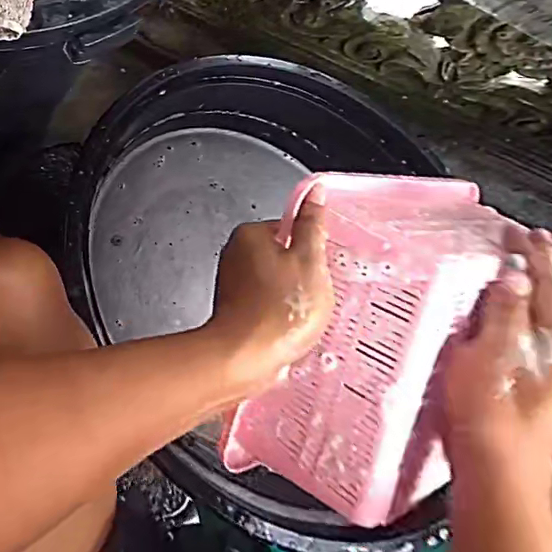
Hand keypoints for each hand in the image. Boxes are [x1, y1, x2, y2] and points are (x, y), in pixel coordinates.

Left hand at [204, 199, 334, 396]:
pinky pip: (266, 306)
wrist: (243, 359)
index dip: (310, 250)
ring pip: (276, 284)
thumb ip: (312, 225)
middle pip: (283, 256)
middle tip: (311, 295)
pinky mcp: (234, 309)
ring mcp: (233, 282)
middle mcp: (235, 253)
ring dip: (291, 299)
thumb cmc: (277, 312)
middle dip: (302, 277)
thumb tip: (316, 192)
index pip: (290, 228)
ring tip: (299, 316)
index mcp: (250, 233)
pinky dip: (279, 316)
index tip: (318, 268)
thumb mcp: (309, 261)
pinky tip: (287, 330)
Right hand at [440, 227, 551, 489]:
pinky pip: (527, 337)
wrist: (497, 479)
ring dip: (524, 293)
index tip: (523, 230)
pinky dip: (515, 316)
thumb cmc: (492, 418)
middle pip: (551, 301)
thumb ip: (504, 312)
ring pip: (540, 320)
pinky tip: (498, 317)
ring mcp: (551, 377)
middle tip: (518, 243)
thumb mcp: (491, 356)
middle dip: (535, 270)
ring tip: (507, 272)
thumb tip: (514, 273)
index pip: (548, 284)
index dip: (534, 254)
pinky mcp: (532, 390)